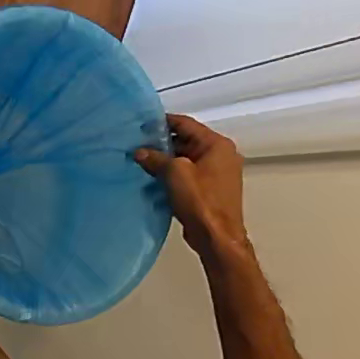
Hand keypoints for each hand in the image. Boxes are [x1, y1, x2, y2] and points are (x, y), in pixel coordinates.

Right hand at [134, 114, 250, 261]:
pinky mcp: (211, 188)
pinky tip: (154, 177)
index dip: (163, 121)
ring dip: (166, 159)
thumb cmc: (200, 200)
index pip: (186, 123)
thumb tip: (139, 152)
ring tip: (142, 160)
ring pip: (187, 158)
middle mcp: (221, 154)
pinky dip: (173, 173)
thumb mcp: (174, 173)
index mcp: (217, 144)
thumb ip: (155, 158)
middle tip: (138, 144)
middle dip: (162, 142)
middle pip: (187, 140)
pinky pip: (189, 173)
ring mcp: (218, 172)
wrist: (216, 236)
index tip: (142, 125)